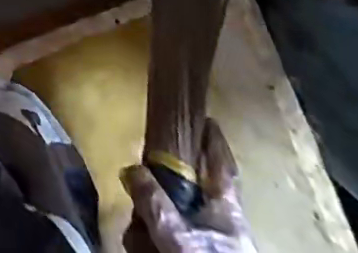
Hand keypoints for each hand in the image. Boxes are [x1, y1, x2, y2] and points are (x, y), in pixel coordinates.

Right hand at [123, 120, 251, 252]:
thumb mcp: (179, 240)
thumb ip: (155, 204)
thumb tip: (131, 169)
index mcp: (227, 213)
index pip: (222, 168)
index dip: (214, 143)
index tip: (204, 118)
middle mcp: (218, 227)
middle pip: (182, 193)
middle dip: (154, 191)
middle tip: (135, 191)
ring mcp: (204, 247)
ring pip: (167, 219)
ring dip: (146, 226)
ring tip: (137, 240)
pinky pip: (162, 242)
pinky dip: (147, 244)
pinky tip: (139, 249)